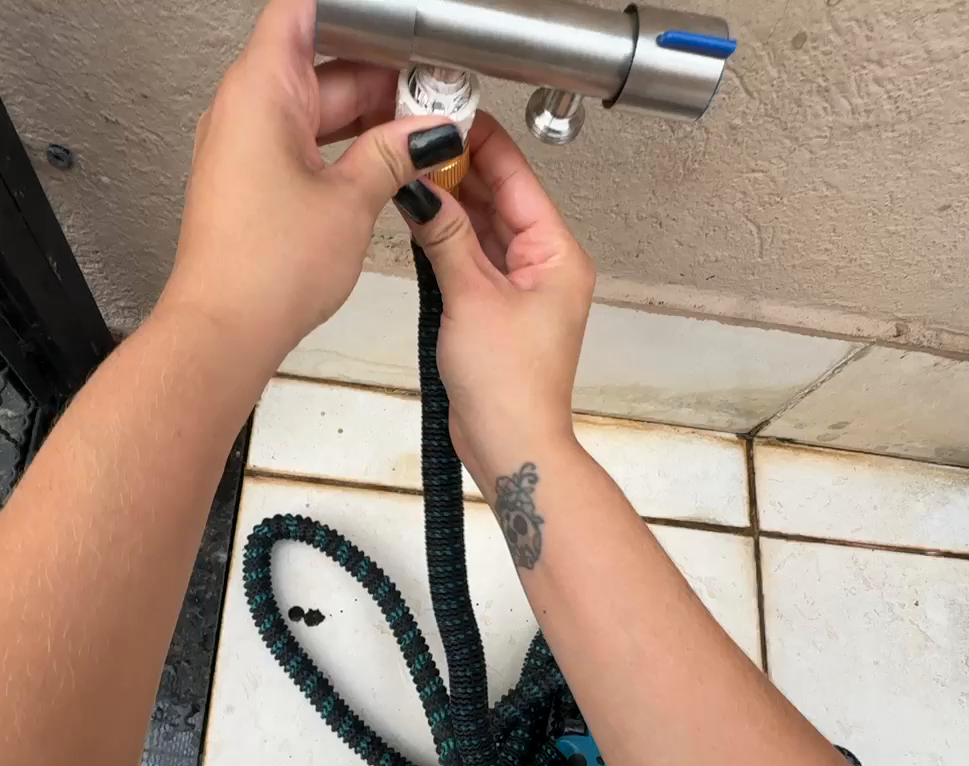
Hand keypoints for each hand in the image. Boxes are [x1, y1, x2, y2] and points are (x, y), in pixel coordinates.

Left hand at [158, 0, 466, 357]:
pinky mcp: (249, 186)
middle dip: (379, 81)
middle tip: (429, 104)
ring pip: (312, 111)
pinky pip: (299, 148)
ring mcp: (243, 150)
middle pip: (319, 66)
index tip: (401, 37)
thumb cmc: (266, 270)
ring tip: (413, 142)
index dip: (360, 20)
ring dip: (363, 121)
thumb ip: (392, 156)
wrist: (226, 331)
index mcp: (261, 90)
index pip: (306, 13)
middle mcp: (243, 111)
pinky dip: (338, 152)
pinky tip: (377, 171)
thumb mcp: (350, 203)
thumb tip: (424, 132)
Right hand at [398, 114, 595, 478]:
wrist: (510, 445)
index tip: (445, 118)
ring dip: (450, 210)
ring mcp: (520, 291)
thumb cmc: (510, 385)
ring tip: (411, 179)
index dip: (481, 145)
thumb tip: (421, 190)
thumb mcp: (471, 298)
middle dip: (459, 175)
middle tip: (415, 148)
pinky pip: (472, 264)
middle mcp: (544, 268)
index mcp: (557, 255)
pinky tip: (421, 225)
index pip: (518, 179)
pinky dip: (447, 246)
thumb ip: (445, 238)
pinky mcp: (496, 313)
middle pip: (499, 203)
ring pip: (483, 234)